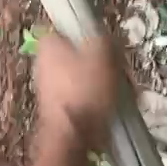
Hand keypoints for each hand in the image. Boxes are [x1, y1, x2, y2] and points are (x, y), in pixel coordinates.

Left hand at [33, 33, 119, 151]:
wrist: (71, 136)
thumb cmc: (85, 89)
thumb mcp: (103, 53)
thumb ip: (104, 38)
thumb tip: (105, 38)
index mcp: (48, 45)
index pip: (66, 29)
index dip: (88, 34)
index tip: (106, 44)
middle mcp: (43, 65)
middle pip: (78, 55)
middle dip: (102, 63)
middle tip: (120, 71)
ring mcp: (49, 89)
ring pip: (83, 78)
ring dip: (104, 83)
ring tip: (123, 92)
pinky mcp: (58, 110)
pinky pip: (83, 98)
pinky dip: (98, 101)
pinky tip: (114, 108)